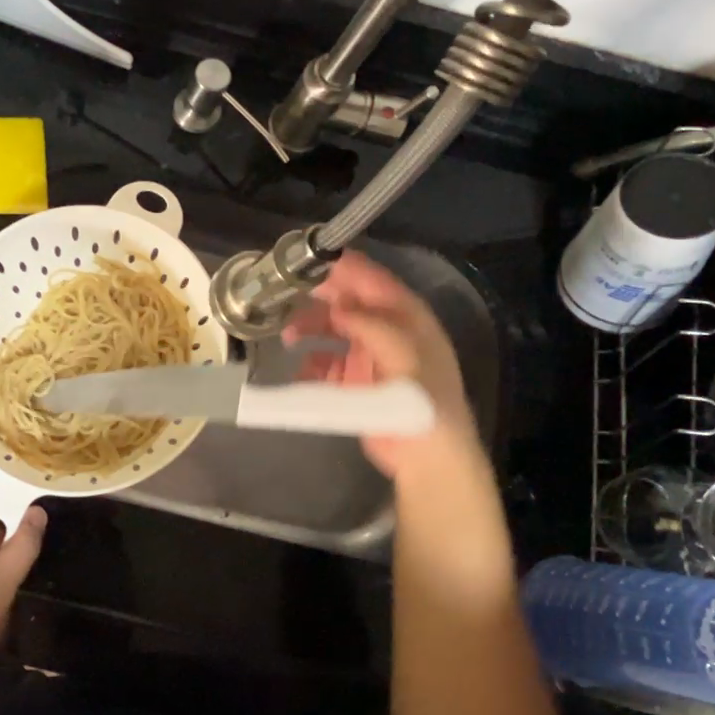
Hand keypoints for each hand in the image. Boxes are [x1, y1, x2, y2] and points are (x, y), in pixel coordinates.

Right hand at [290, 252, 515, 603]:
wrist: (427, 457)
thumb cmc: (422, 401)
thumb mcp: (405, 355)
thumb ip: (373, 325)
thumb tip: (339, 306)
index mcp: (409, 319)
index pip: (375, 282)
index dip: (346, 267)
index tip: (313, 257)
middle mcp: (388, 332)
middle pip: (349, 302)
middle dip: (320, 296)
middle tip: (287, 289)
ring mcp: (370, 358)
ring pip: (332, 330)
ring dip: (309, 327)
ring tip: (288, 334)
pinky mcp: (353, 384)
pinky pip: (324, 365)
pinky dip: (310, 365)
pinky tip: (301, 371)